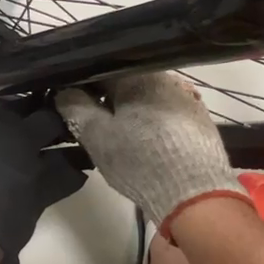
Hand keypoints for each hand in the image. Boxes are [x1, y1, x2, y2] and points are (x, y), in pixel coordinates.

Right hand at [56, 73, 247, 233]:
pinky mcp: (200, 120)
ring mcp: (187, 99)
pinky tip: (144, 144)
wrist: (196, 194)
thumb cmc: (140, 161)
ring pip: (146, 98)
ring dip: (129, 112)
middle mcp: (166, 78)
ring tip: (118, 137)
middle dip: (107, 100)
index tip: (70, 105)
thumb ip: (75, 109)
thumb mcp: (97, 137)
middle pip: (125, 83)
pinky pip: (165, 112)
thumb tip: (63, 92)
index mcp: (138, 75)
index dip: (81, 86)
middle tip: (92, 125)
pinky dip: (150, 122)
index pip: (101, 69)